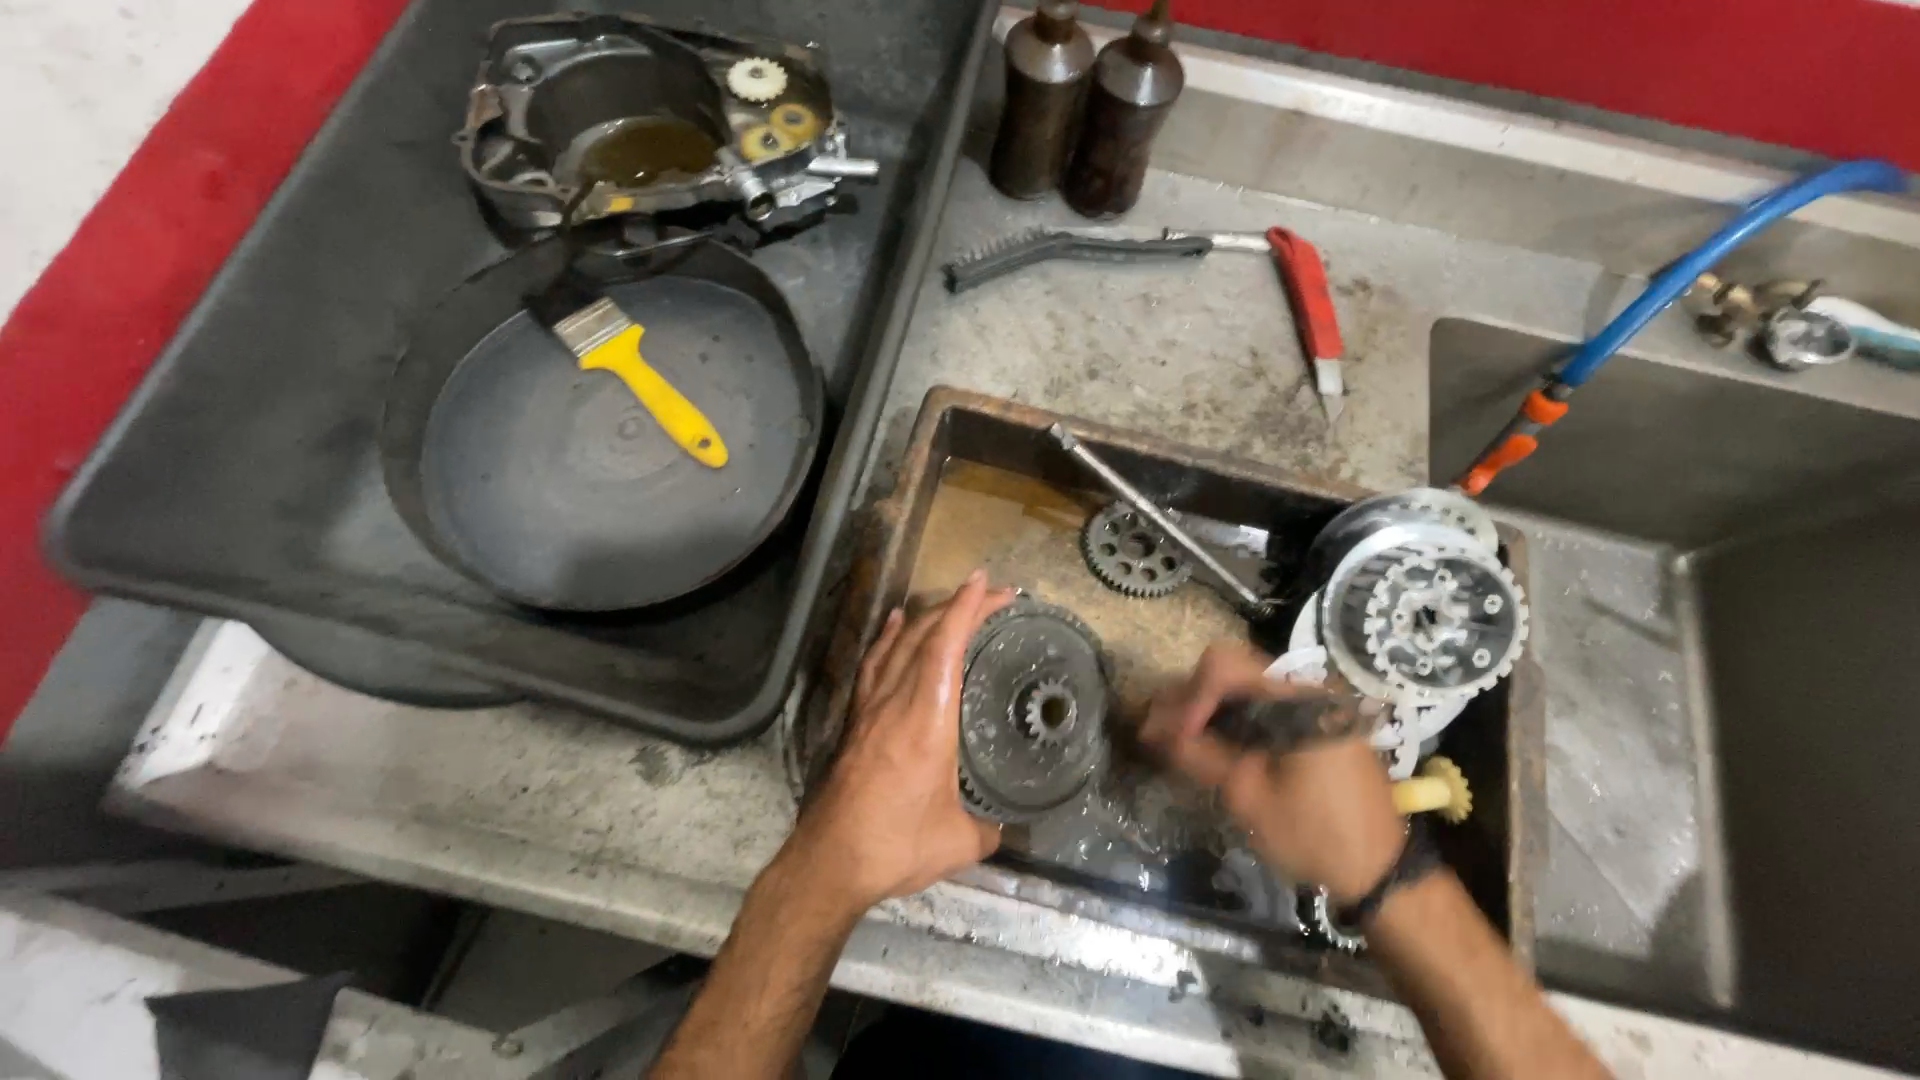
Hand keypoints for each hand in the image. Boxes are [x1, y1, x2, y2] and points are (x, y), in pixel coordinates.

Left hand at [783, 570, 1014, 912]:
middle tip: (994, 596)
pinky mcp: (856, 722)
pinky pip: (874, 664)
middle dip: (960, 606)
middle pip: (925, 636)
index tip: (987, 584)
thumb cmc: (897, 846)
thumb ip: (987, 827)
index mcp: (927, 722)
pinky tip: (897, 623)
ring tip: (956, 601)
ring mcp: (871, 709)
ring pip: (899, 645)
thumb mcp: (959, 842)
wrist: (831, 862)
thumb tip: (1000, 822)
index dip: (966, 610)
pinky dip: (889, 638)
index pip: (945, 648)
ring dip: (929, 616)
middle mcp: (896, 703)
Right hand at [1141, 640, 1404, 901]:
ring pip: (1246, 688)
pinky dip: (1235, 720)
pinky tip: (1212, 745)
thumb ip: (1199, 755)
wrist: (1382, 871)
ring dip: (1209, 710)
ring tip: (1177, 741)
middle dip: (1191, 700)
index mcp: (1295, 700)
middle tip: (1159, 734)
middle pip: (1232, 671)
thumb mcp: (1248, 797)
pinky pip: (1265, 706)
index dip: (1189, 696)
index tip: (1174, 736)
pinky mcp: (1317, 723)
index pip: (1222, 666)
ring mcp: (1315, 705)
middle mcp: (1306, 690)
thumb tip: (1153, 728)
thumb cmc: (1314, 836)